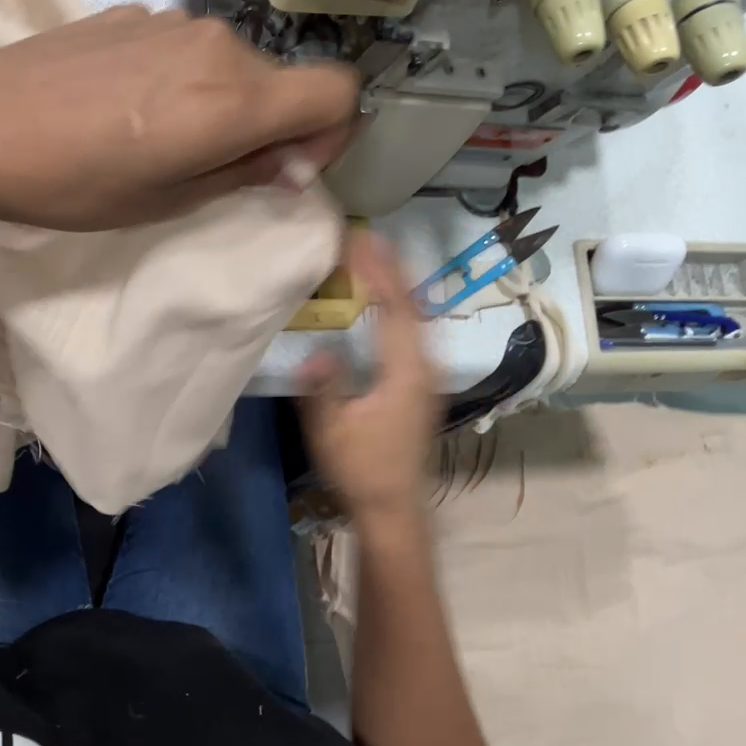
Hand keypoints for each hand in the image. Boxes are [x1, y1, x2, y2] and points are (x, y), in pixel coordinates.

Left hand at [0, 6, 360, 230]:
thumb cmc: (71, 184)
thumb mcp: (164, 201)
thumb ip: (242, 174)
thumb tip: (290, 163)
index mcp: (232, 98)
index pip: (336, 92)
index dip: (330, 136)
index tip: (285, 170)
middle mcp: (214, 44)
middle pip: (281, 80)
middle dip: (268, 128)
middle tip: (211, 172)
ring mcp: (169, 21)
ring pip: (230, 64)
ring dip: (220, 105)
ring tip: (158, 143)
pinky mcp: (131, 13)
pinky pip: (184, 49)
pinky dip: (181, 81)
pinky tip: (124, 110)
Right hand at [297, 232, 444, 519]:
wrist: (394, 506)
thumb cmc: (362, 470)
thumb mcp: (333, 432)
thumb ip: (326, 389)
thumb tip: (317, 352)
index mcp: (406, 373)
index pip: (394, 310)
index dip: (377, 273)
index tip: (358, 241)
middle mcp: (425, 368)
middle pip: (413, 306)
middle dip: (391, 269)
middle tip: (367, 238)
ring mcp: (428, 377)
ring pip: (418, 319)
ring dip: (398, 286)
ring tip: (376, 259)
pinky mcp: (422, 386)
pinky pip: (415, 333)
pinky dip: (400, 308)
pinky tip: (387, 305)